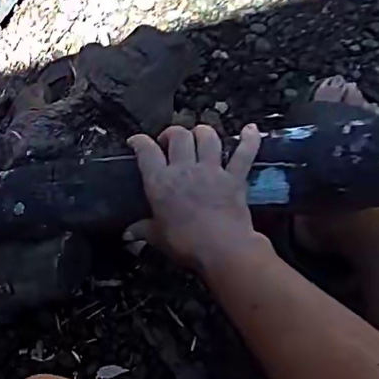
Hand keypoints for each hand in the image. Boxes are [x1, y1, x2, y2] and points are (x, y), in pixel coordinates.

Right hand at [126, 123, 266, 273]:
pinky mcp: (235, 177)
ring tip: (198, 135)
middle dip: (172, 133)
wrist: (222, 249)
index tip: (136, 141)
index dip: (139, 141)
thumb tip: (128, 234)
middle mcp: (184, 168)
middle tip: (169, 142)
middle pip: (178, 136)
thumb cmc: (184, 243)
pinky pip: (244, 153)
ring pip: (207, 137)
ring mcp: (212, 170)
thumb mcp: (157, 236)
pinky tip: (250, 130)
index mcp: (160, 181)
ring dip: (202, 132)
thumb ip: (142, 230)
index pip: (146, 150)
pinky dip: (249, 139)